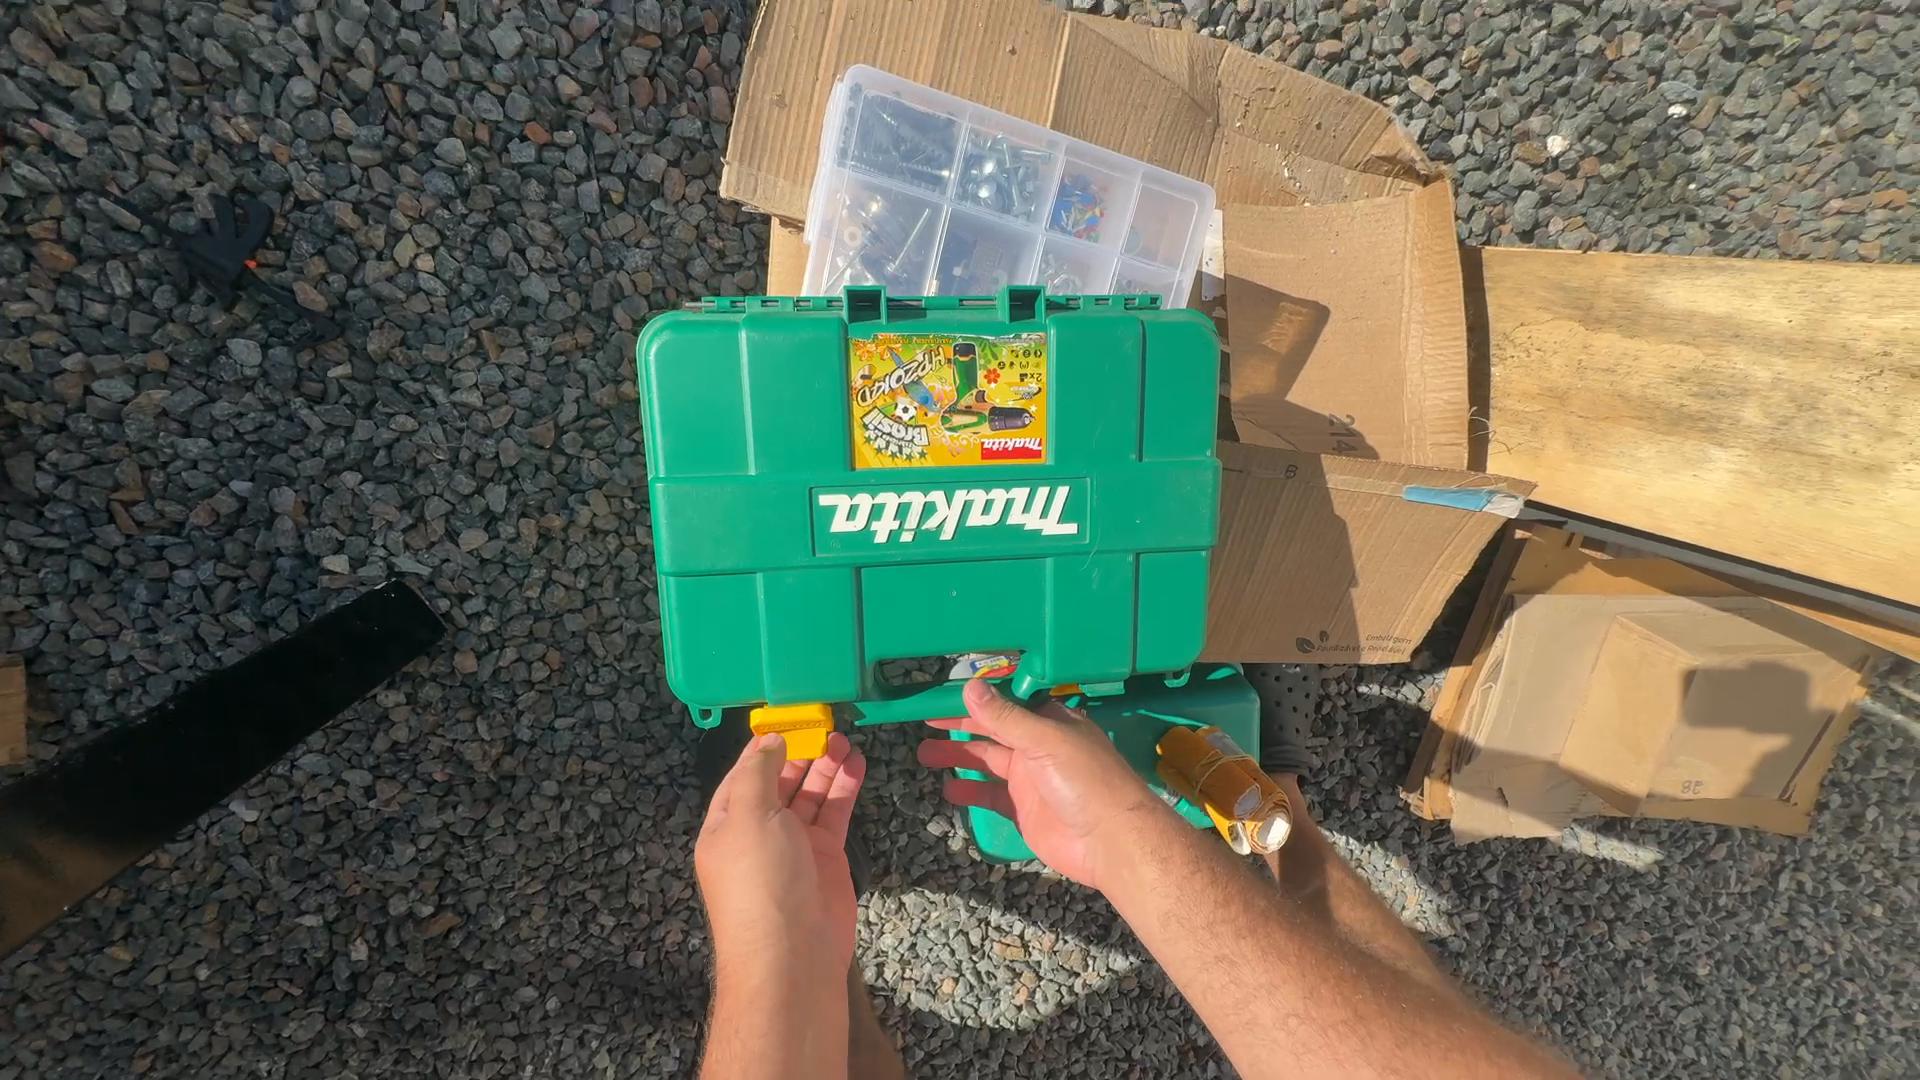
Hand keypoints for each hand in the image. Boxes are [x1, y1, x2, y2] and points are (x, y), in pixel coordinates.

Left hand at [695, 732, 866, 977]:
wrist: (793, 955)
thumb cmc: (761, 880)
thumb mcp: (749, 817)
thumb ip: (759, 773)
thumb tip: (770, 740)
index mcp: (728, 824)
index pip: (744, 775)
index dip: (764, 747)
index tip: (787, 718)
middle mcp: (759, 831)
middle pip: (781, 780)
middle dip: (801, 752)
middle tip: (825, 726)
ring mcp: (794, 844)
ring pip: (810, 793)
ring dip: (826, 766)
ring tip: (844, 740)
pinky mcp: (825, 855)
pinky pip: (834, 812)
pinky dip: (845, 787)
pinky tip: (857, 765)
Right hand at [916, 679, 1177, 890]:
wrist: (1111, 842)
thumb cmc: (1084, 780)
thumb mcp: (1044, 740)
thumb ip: (1005, 717)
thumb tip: (969, 686)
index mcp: (1048, 721)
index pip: (1006, 702)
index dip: (975, 698)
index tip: (942, 695)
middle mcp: (1037, 745)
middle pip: (992, 730)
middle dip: (959, 726)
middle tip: (923, 723)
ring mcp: (1029, 778)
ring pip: (986, 760)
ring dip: (958, 755)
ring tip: (924, 753)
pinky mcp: (1023, 809)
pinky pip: (990, 794)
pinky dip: (970, 790)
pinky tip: (948, 789)